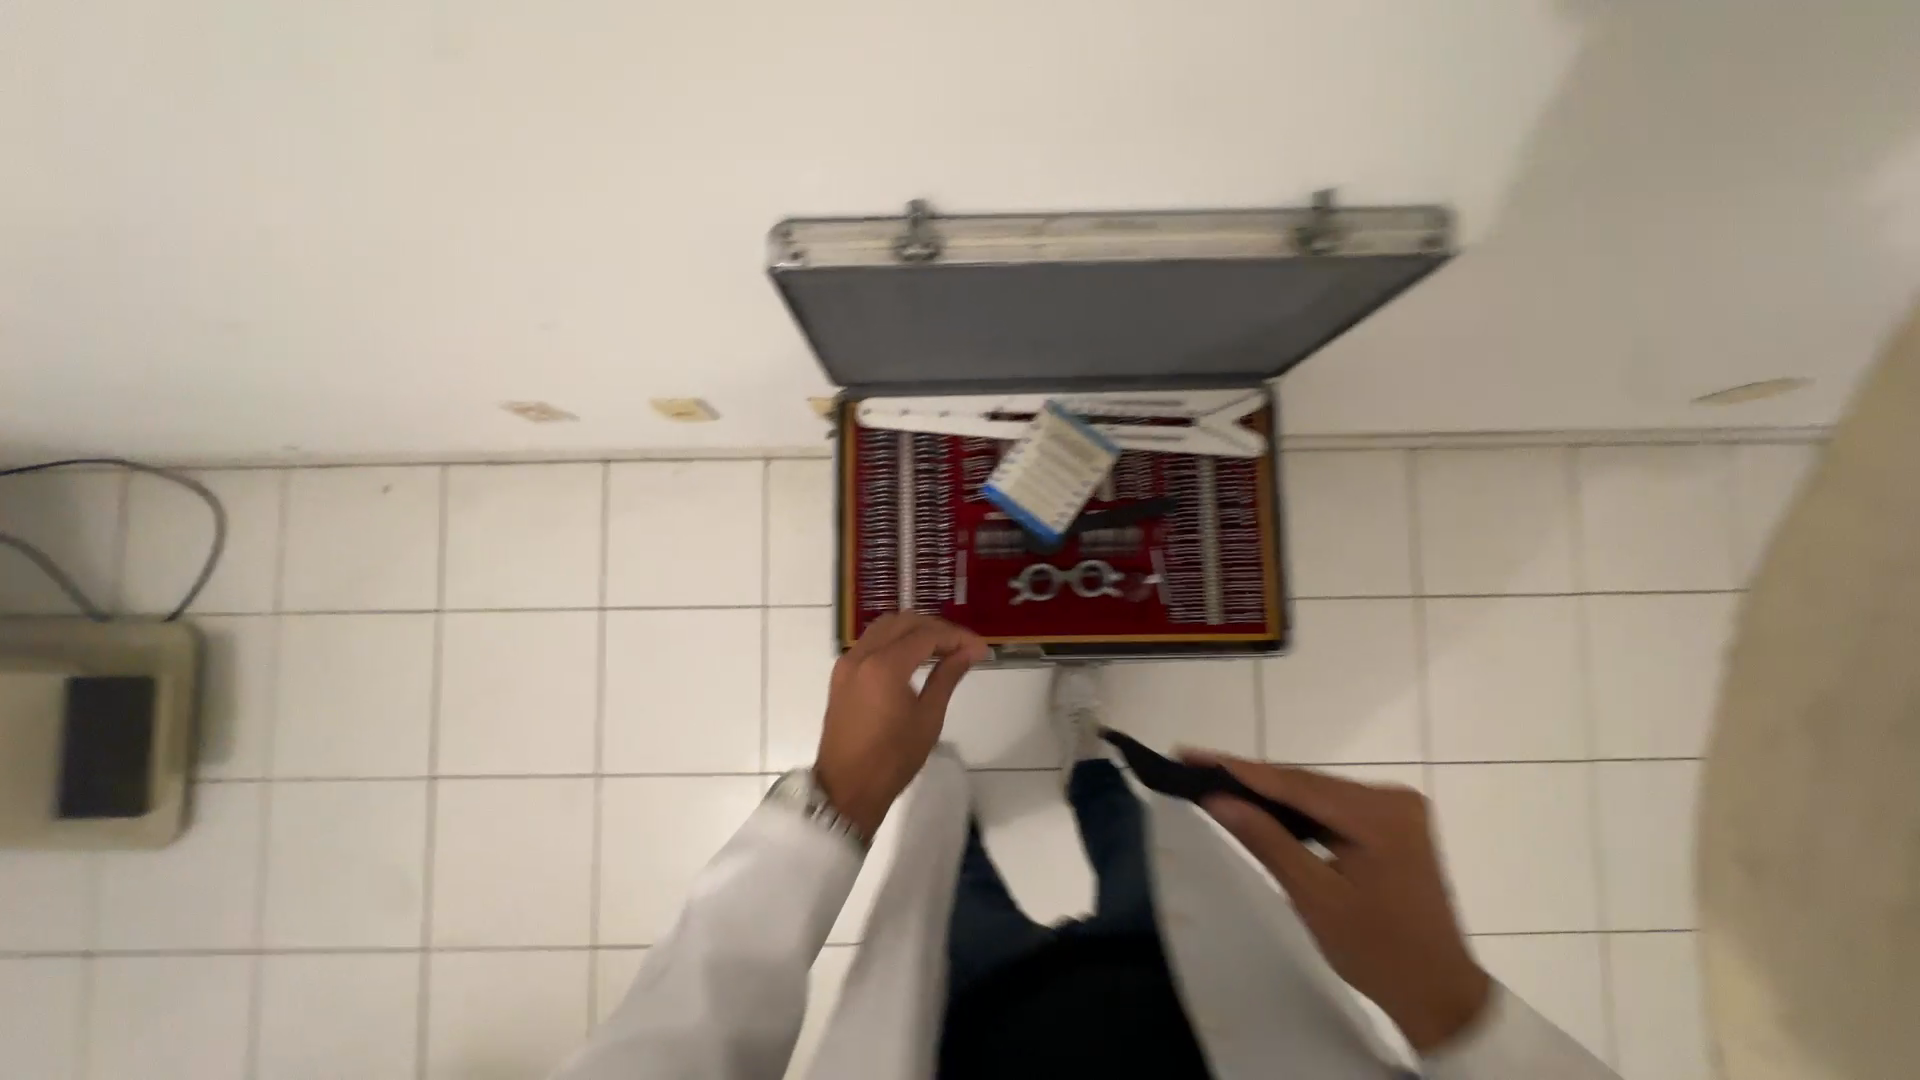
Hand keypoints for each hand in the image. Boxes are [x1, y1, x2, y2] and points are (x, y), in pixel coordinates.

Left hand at [814, 614, 989, 838]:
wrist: (846, 789)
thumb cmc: (893, 759)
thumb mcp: (928, 718)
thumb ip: (947, 677)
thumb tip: (969, 652)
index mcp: (885, 666)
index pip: (927, 635)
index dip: (957, 637)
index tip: (980, 649)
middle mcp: (862, 655)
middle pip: (904, 622)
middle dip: (937, 628)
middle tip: (963, 646)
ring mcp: (847, 663)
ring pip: (885, 626)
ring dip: (914, 630)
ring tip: (942, 648)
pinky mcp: (841, 674)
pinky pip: (871, 642)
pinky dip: (894, 640)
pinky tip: (914, 657)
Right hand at [1185, 753, 1491, 1053]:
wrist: (1440, 994)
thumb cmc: (1377, 951)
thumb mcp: (1314, 897)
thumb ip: (1266, 840)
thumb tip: (1216, 799)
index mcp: (1380, 814)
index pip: (1295, 784)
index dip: (1238, 770)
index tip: (1192, 755)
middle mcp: (1392, 798)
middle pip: (1306, 784)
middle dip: (1251, 779)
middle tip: (1195, 766)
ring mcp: (1395, 808)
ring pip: (1316, 793)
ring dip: (1270, 794)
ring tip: (1217, 782)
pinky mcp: (1392, 823)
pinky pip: (1331, 807)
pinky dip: (1296, 810)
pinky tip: (1262, 808)